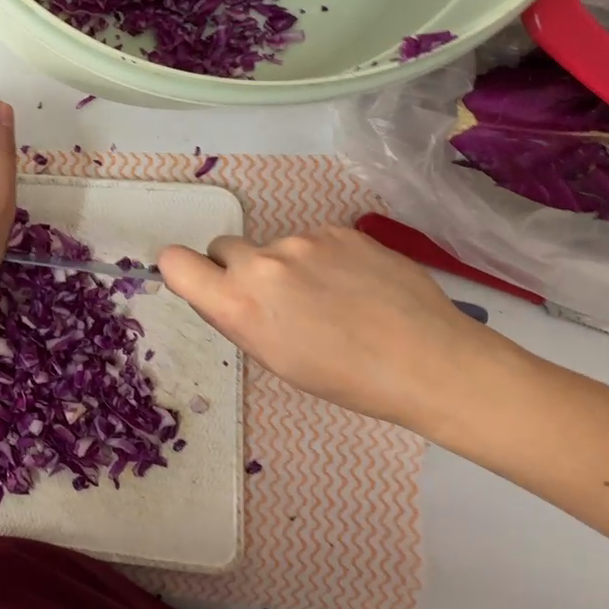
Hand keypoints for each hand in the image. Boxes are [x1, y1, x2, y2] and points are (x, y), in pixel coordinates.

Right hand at [158, 226, 509, 429]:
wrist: (433, 363)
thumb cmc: (346, 378)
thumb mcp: (273, 358)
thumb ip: (236, 316)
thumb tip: (220, 292)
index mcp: (238, 303)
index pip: (175, 262)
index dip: (183, 271)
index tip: (205, 284)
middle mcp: (261, 264)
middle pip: (223, 248)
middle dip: (239, 268)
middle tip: (278, 300)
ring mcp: (302, 241)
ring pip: (274, 247)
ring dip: (288, 266)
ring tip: (333, 299)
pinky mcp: (338, 230)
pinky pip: (313, 240)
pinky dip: (324, 259)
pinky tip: (356, 286)